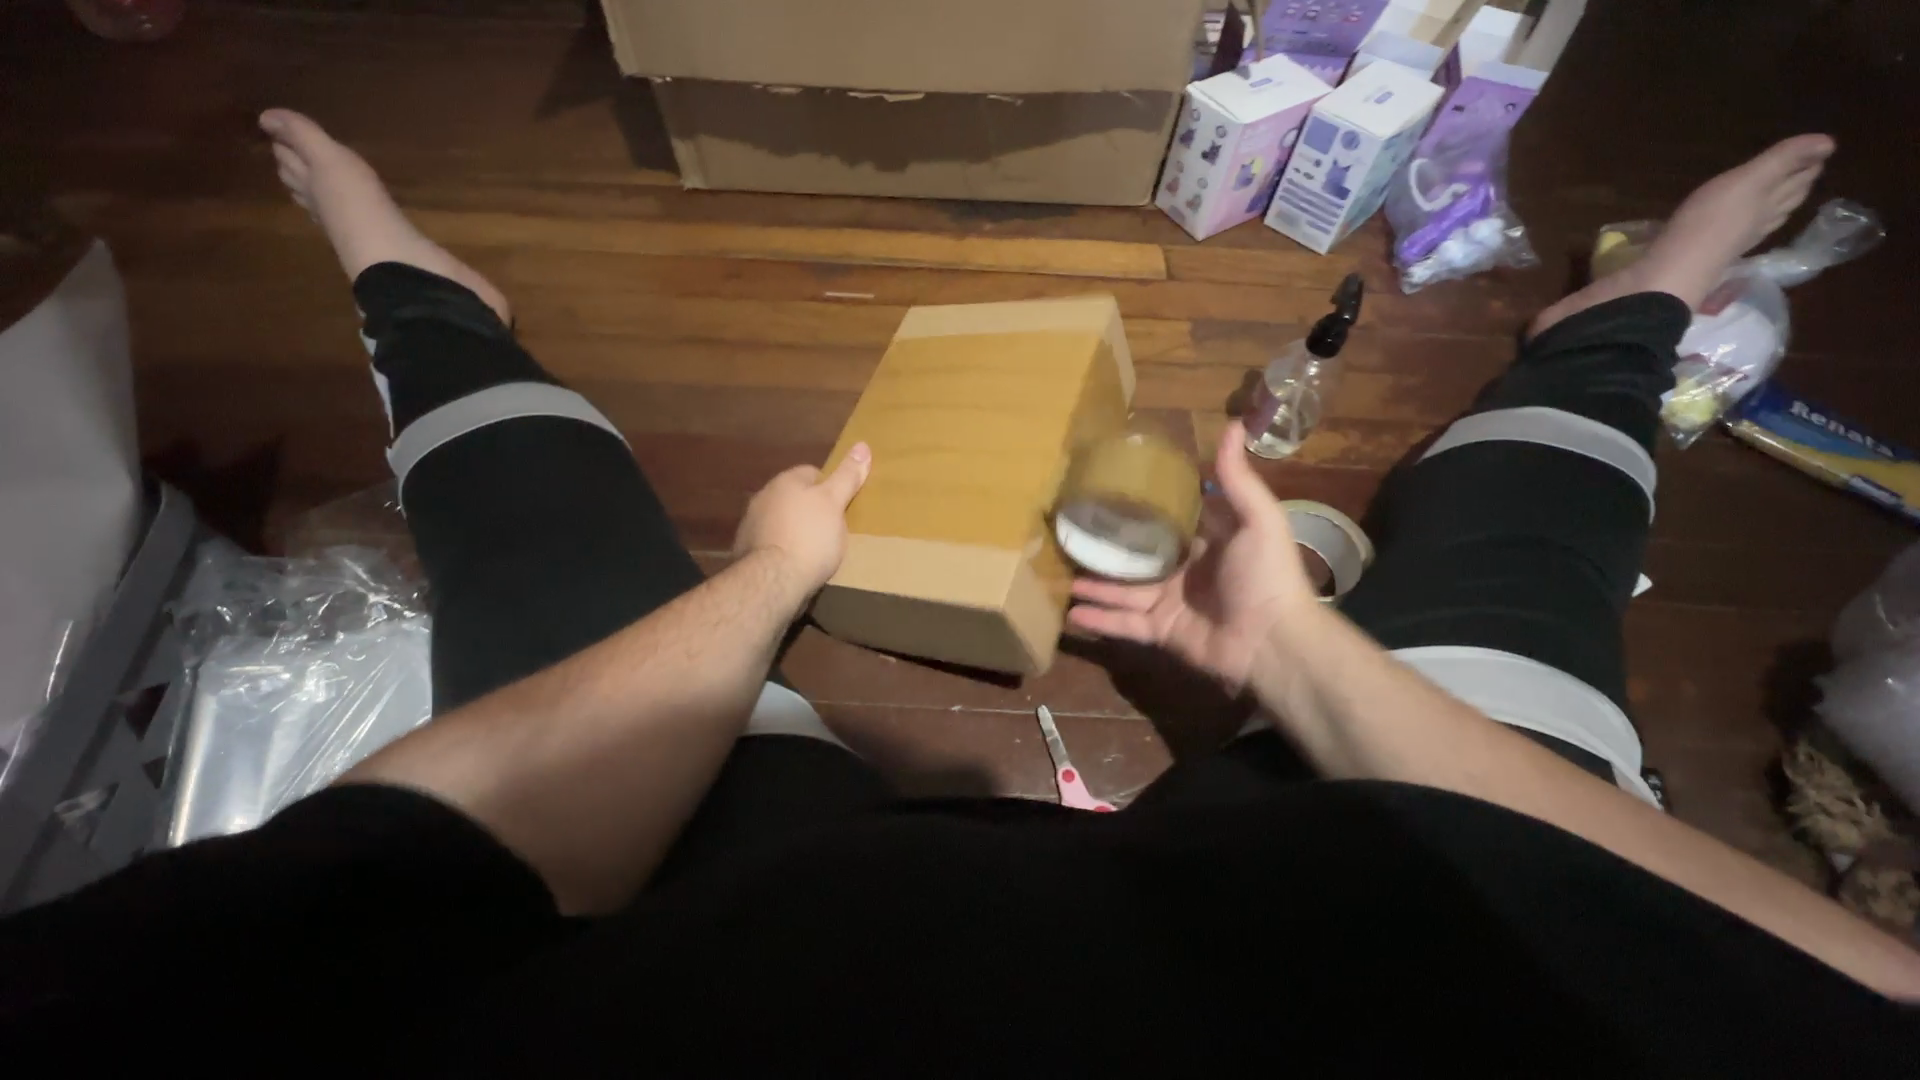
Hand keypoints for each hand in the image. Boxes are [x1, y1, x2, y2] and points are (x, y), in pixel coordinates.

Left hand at [735, 443, 872, 593]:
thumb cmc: (809, 537)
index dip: (830, 487)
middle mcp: (763, 497)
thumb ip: (847, 476)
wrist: (773, 580)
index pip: (812, 472)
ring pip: (781, 520)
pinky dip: (783, 548)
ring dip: (795, 529)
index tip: (842, 506)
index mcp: (785, 481)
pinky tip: (795, 564)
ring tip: (815, 549)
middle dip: (811, 509)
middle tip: (832, 528)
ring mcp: (751, 524)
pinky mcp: (745, 551)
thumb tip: (863, 445)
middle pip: (795, 497)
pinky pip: (771, 543)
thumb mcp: (835, 503)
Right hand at [1068, 421, 1320, 690]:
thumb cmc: (1266, 574)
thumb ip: (1237, 477)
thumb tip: (1232, 424)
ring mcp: (1171, 605)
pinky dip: (1100, 620)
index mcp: (1208, 545)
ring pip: (1125, 592)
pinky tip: (1071, 611)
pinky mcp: (1162, 633)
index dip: (1144, 511)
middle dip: (1111, 551)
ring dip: (1097, 585)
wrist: (1273, 640)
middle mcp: (1186, 573)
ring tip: (1063, 575)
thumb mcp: (1258, 518)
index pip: (1171, 524)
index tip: (1111, 494)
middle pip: (1140, 560)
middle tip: (1076, 535)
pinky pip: (1125, 625)